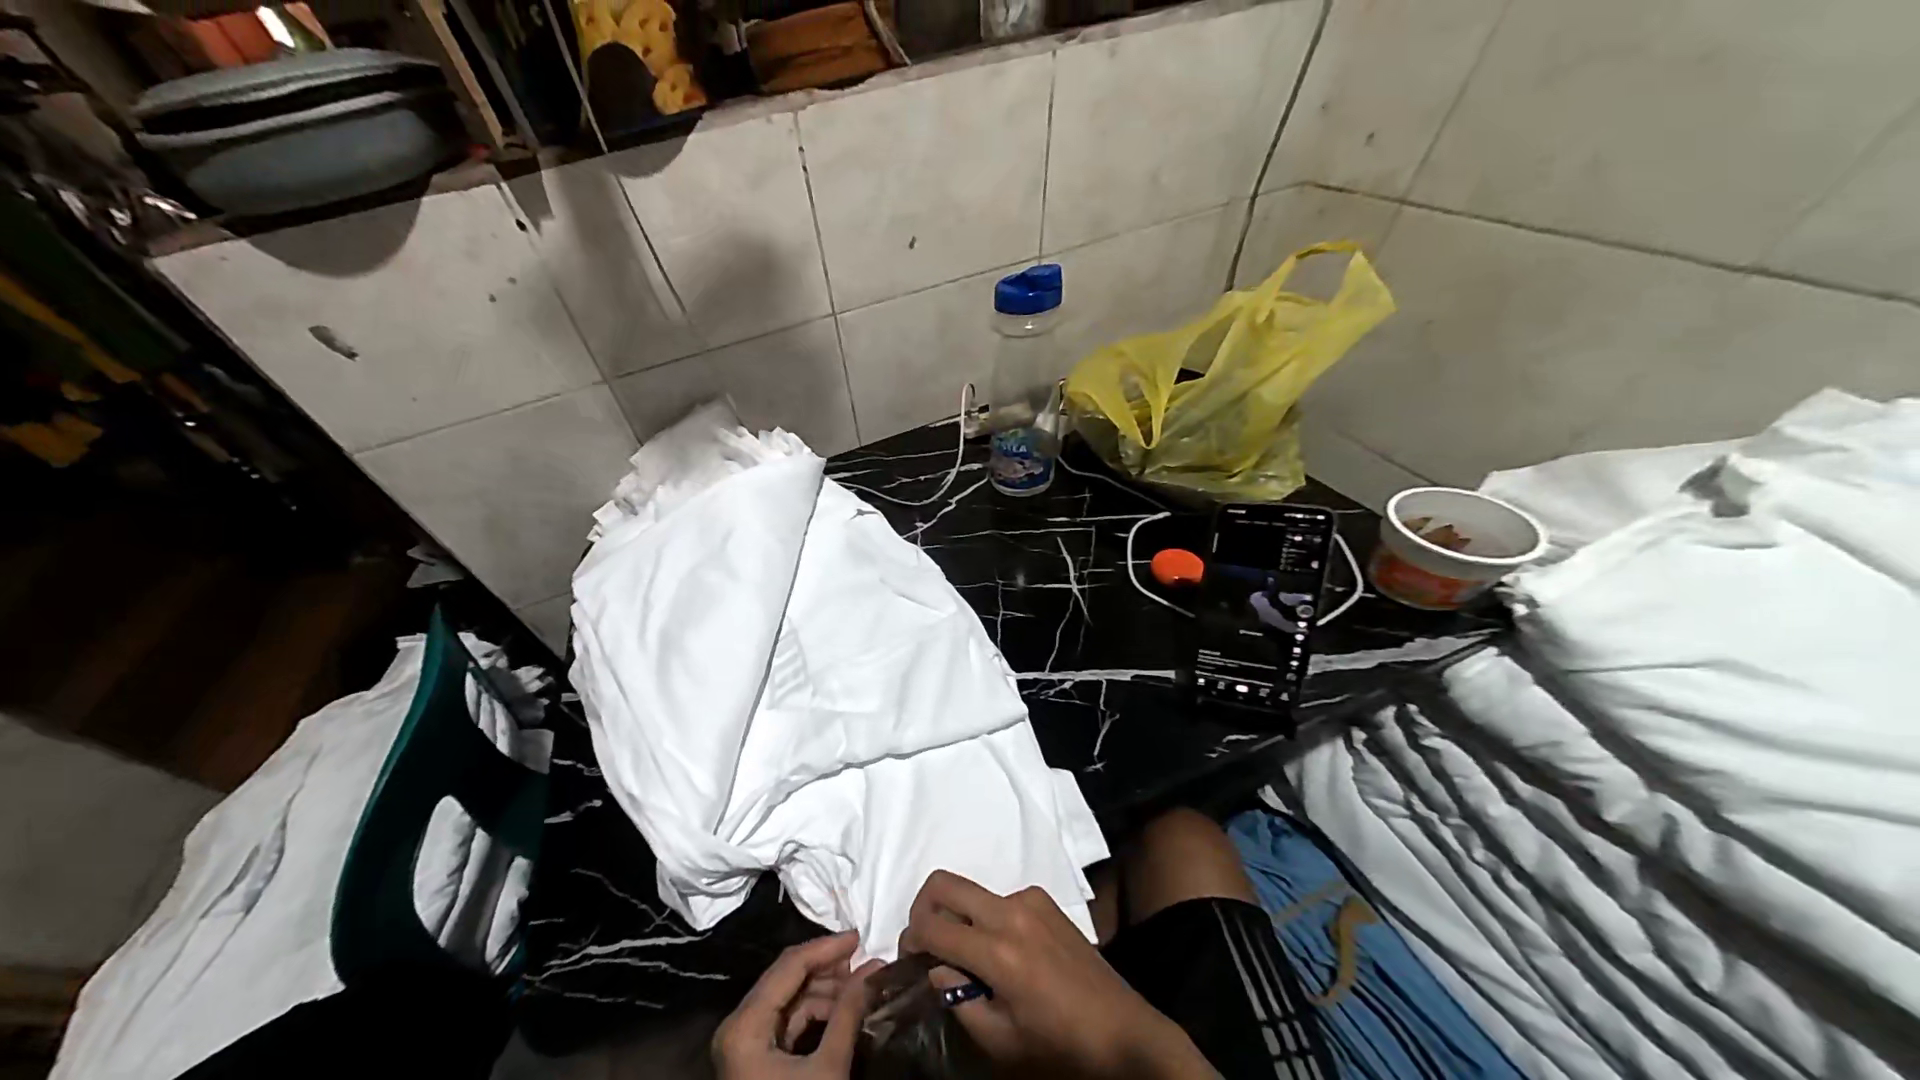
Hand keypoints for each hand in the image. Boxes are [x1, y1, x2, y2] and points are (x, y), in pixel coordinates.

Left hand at [712, 933, 881, 1079]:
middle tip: (865, 964)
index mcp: (744, 1025)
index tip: (860, 937)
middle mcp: (737, 1025)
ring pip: (788, 998)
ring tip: (860, 989)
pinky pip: (786, 1020)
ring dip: (825, 990)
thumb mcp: (828, 1068)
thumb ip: (849, 1012)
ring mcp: (743, 1042)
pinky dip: (814, 1012)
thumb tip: (874, 967)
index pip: (789, 966)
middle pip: (786, 978)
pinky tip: (842, 1012)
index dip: (827, 947)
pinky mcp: (753, 1057)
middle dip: (828, 969)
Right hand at [900, 871, 1215, 1079]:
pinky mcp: (1044, 899)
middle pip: (943, 884)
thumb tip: (937, 967)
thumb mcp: (1000, 1040)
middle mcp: (1010, 911)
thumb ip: (958, 999)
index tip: (910, 960)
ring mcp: (1030, 898)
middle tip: (925, 941)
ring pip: (972, 892)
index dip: (909, 941)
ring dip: (959, 916)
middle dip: (922, 908)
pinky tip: (1005, 952)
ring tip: (972, 958)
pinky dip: (988, 918)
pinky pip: (1000, 899)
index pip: (931, 926)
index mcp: (997, 950)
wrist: (1120, 1029)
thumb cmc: (1058, 1044)